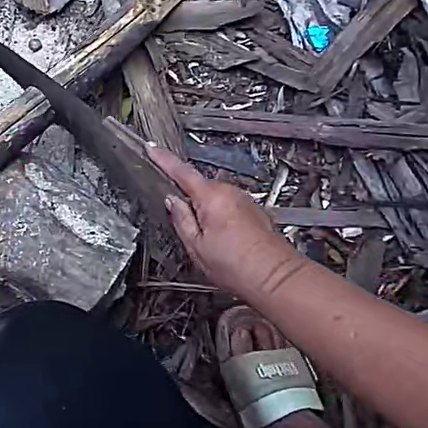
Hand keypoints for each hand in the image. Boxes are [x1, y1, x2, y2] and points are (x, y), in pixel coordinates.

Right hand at [149, 145, 308, 297]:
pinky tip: (225, 241)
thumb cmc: (237, 266)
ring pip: (213, 199)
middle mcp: (229, 192)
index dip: (164, 159)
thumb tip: (172, 201)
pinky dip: (221, 218)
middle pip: (198, 187)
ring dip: (206, 213)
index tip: (151, 149)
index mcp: (211, 197)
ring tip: (211, 242)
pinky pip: (227, 206)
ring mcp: (243, 199)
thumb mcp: (197, 246)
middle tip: (187, 230)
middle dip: (188, 201)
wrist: (276, 278)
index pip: (181, 171)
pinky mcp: (253, 210)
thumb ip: (181, 219)